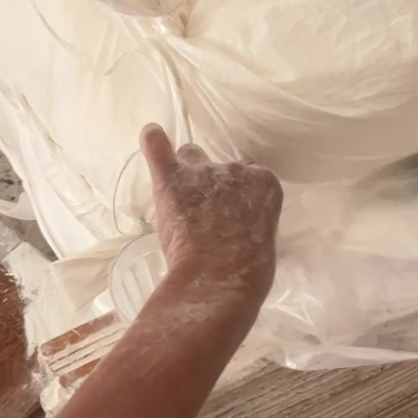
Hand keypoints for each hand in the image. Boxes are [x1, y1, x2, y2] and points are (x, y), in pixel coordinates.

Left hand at [140, 124, 282, 308]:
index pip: (252, 178)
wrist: (219, 279)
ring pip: (191, 157)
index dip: (240, 196)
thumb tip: (241, 226)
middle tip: (206, 217)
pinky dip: (153, 142)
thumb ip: (253, 221)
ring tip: (180, 202)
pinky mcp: (171, 178)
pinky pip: (156, 145)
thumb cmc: (249, 271)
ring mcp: (202, 171)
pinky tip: (152, 138)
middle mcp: (236, 170)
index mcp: (265, 184)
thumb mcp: (265, 241)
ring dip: (187, 175)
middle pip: (222, 167)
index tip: (234, 215)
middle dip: (213, 186)